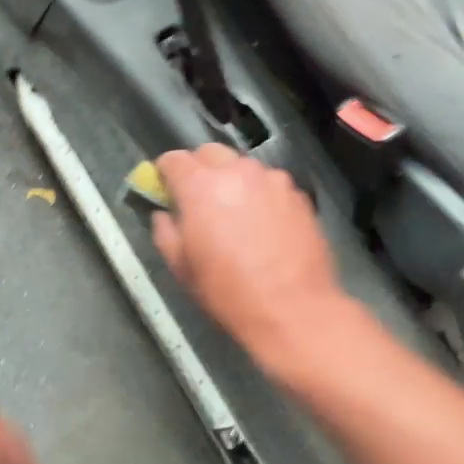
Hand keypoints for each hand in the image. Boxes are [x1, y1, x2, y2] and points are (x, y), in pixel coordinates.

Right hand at [152, 145, 345, 361]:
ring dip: (232, 180)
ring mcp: (272, 179)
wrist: (295, 310)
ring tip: (235, 214)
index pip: (173, 159)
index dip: (165, 173)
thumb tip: (165, 213)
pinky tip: (264, 224)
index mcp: (200, 185)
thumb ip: (166, 230)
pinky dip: (260, 194)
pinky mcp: (298, 193)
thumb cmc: (229, 292)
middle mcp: (237, 171)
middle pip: (209, 153)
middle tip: (199, 200)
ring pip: (242, 167)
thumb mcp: (182, 267)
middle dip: (199, 170)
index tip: (165, 189)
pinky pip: (269, 184)